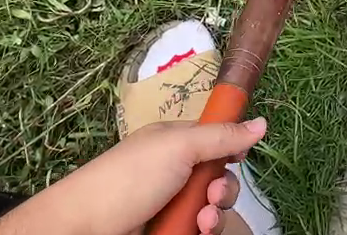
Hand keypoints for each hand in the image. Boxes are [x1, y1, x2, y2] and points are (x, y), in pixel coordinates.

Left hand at [0, 118, 266, 234]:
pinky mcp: (167, 233)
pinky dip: (203, 231)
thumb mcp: (179, 146)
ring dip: (215, 215)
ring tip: (202, 221)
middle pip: (218, 179)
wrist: (84, 228)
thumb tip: (262, 122)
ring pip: (211, 210)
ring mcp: (169, 207)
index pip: (215, 140)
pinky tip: (197, 232)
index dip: (231, 148)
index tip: (241, 157)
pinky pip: (197, 230)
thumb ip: (222, 136)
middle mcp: (174, 174)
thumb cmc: (130, 177)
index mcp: (174, 143)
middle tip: (211, 195)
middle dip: (223, 189)